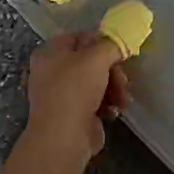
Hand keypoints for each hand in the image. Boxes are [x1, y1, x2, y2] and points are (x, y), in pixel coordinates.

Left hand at [25, 33, 129, 156]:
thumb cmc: (75, 90)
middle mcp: (53, 71)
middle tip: (123, 81)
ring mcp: (62, 94)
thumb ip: (111, 44)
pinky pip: (95, 101)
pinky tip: (114, 112)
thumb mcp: (96, 58)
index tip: (120, 51)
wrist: (64, 136)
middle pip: (91, 62)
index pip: (79, 37)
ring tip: (122, 100)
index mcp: (50, 52)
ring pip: (96, 82)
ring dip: (114, 89)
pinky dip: (107, 104)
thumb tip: (121, 40)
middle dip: (112, 71)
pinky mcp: (73, 113)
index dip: (101, 42)